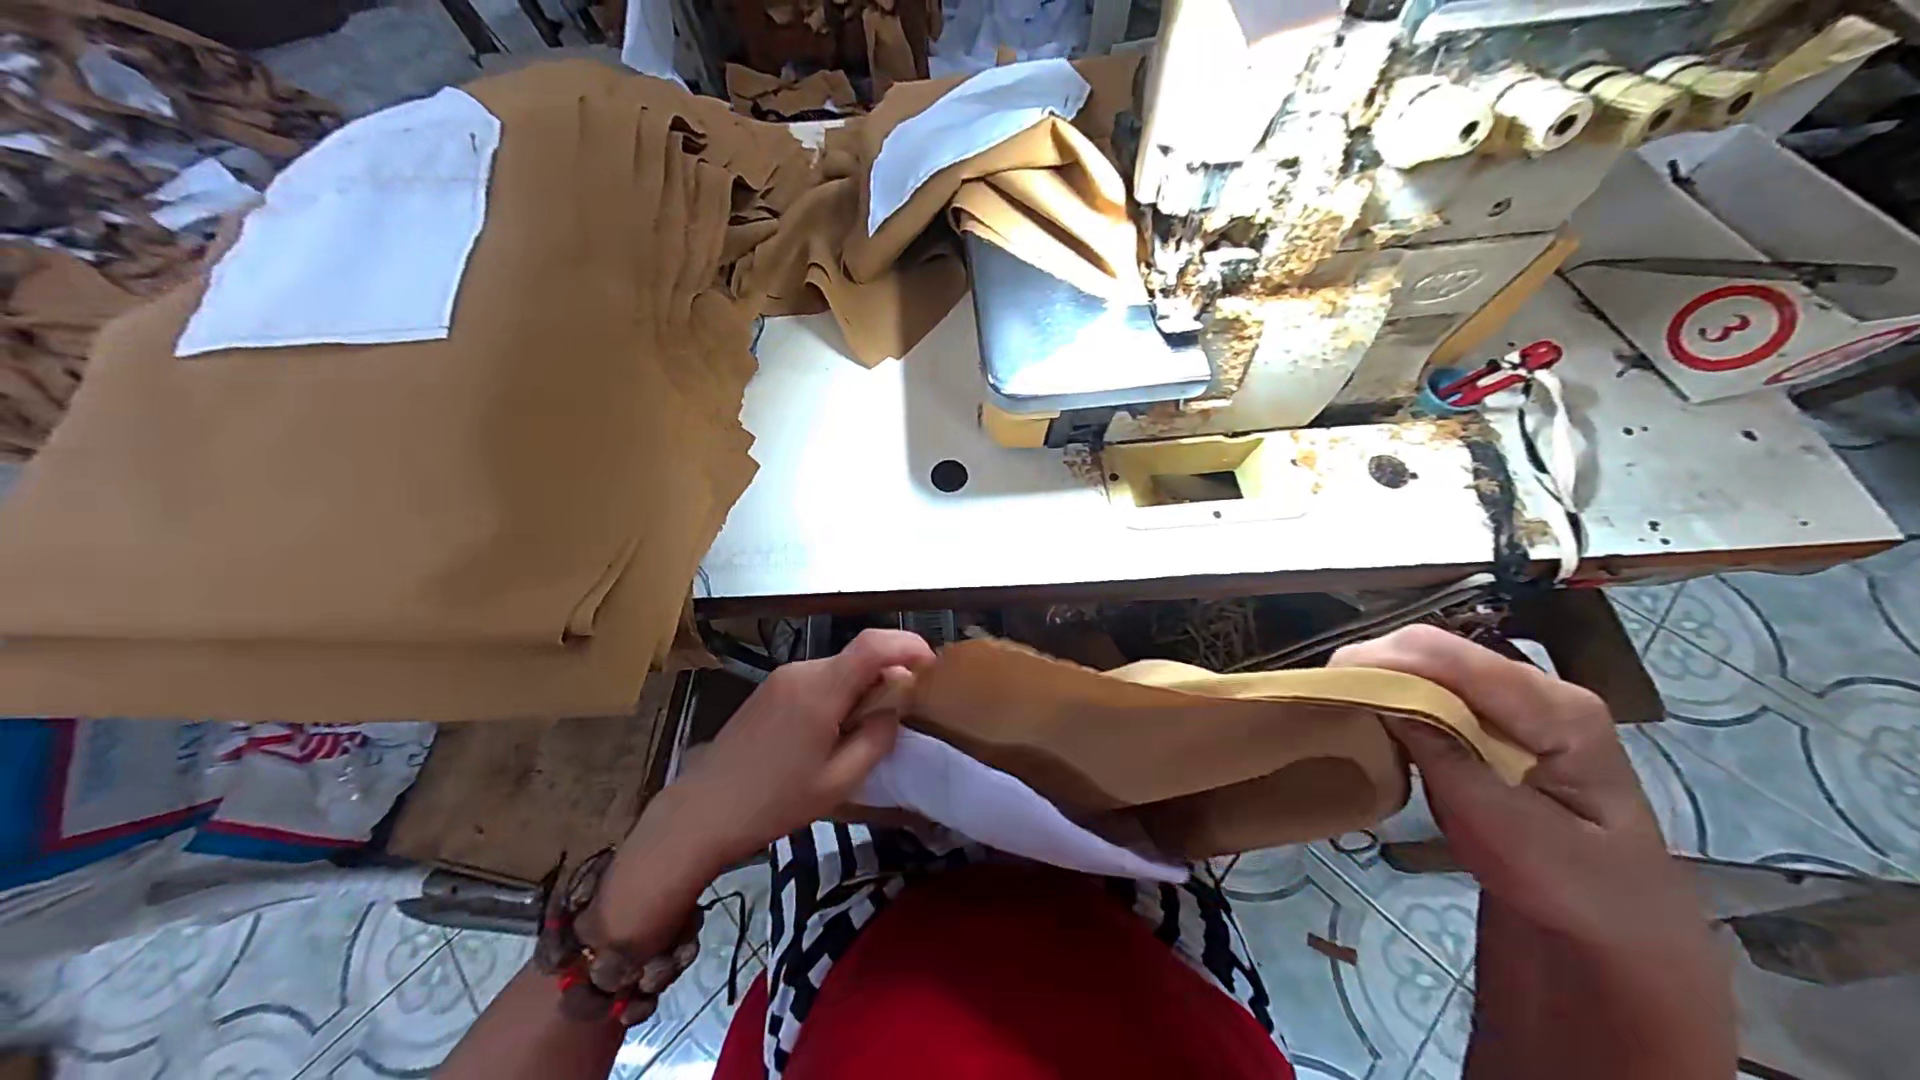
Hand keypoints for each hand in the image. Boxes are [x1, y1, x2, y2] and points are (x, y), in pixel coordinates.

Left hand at [672, 628, 933, 867]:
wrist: (701, 813)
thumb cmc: (773, 803)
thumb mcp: (838, 783)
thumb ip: (876, 740)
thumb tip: (893, 709)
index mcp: (819, 690)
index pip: (872, 645)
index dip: (907, 645)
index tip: (932, 664)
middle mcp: (800, 672)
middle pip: (857, 657)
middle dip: (887, 675)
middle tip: (900, 713)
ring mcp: (780, 679)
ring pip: (837, 669)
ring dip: (860, 688)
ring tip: (862, 731)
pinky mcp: (768, 690)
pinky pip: (816, 680)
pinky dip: (837, 694)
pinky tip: (830, 731)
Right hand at [1329, 624, 1702, 952]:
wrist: (1611, 916)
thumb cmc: (1572, 885)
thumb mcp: (1510, 833)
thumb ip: (1449, 762)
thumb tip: (1382, 700)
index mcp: (1560, 712)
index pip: (1457, 661)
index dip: (1387, 664)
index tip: (1330, 686)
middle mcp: (1538, 687)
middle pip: (1436, 647)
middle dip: (1373, 664)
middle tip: (1325, 698)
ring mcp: (1517, 696)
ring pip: (1426, 657)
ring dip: (1377, 675)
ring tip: (1339, 703)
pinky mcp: (1492, 711)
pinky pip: (1429, 681)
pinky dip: (1391, 689)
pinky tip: (1371, 713)